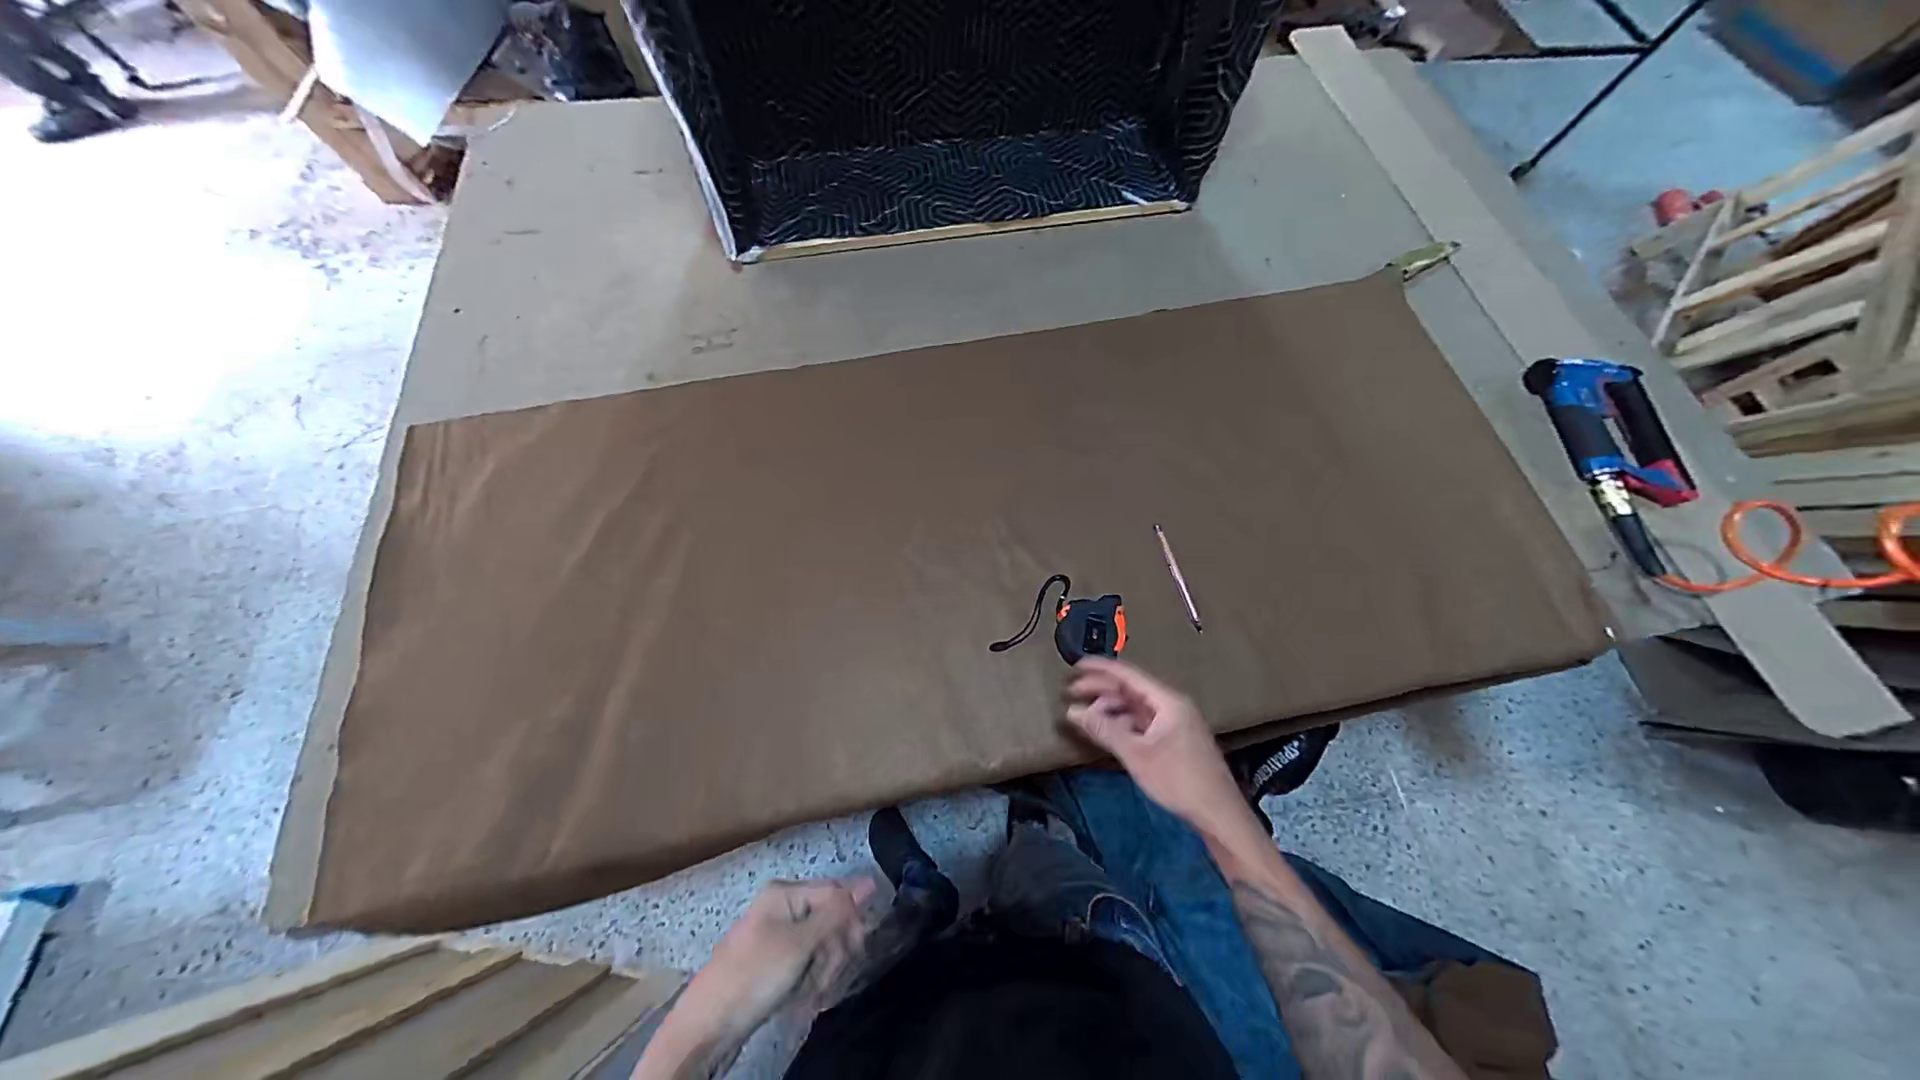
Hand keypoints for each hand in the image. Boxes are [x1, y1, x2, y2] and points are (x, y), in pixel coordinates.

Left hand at [639, 877, 875, 1078]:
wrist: (705, 1028)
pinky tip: (805, 998)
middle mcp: (781, 906)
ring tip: (813, 994)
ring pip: (820, 943)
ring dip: (823, 970)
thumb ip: (836, 913)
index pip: (836, 894)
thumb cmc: (753, 978)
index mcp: (785, 892)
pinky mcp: (773, 961)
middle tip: (826, 978)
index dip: (849, 922)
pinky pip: (805, 962)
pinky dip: (810, 980)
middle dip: (834, 950)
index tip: (855, 953)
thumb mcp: (800, 944)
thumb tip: (871, 881)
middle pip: (829, 917)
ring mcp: (775, 934)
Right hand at [1064, 658, 1262, 846]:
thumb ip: (1104, 730)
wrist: (1218, 813)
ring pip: (1136, 706)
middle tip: (1072, 692)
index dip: (1101, 668)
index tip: (1077, 665)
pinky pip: (1143, 721)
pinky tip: (1108, 730)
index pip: (1129, 675)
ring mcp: (1175, 722)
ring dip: (1110, 707)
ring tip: (1086, 714)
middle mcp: (1172, 706)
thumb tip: (1074, 711)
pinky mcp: (1174, 739)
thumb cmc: (1179, 780)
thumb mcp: (1136, 754)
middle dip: (1101, 689)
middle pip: (1131, 689)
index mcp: (1168, 701)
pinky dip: (1123, 722)